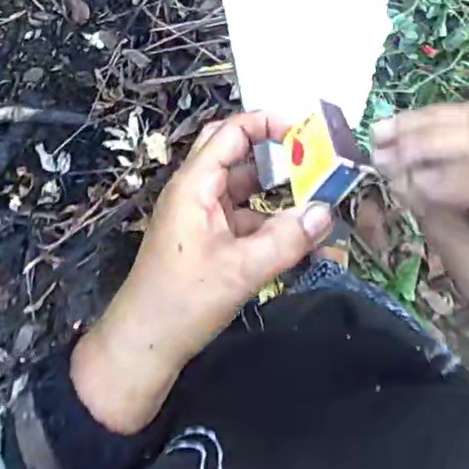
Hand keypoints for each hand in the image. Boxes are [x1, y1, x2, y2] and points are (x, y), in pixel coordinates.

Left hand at [72, 112, 333, 432]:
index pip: (230, 132)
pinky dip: (267, 222)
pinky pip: (241, 217)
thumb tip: (326, 212)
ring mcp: (200, 214)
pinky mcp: (206, 238)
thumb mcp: (240, 269)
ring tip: (313, 196)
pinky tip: (296, 238)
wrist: (143, 344)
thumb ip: (286, 240)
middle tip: (308, 155)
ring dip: (274, 192)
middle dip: (271, 151)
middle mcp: (196, 190)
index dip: (266, 124)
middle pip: (234, 153)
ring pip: (241, 188)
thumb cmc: (183, 300)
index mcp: (195, 183)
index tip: (303, 131)